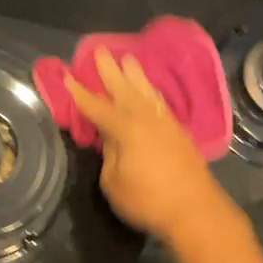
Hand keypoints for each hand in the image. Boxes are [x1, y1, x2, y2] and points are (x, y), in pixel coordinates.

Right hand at [65, 49, 235, 243]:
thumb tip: (111, 141)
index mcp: (126, 128)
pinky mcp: (180, 134)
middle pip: (124, 90)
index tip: (67, 76)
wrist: (195, 211)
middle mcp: (146, 119)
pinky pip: (160, 104)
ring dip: (135, 77)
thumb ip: (109, 156)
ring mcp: (166, 124)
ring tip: (128, 60)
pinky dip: (152, 93)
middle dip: (110, 72)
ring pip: (147, 93)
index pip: (97, 107)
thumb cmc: (147, 201)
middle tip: (100, 51)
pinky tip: (150, 92)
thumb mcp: (114, 183)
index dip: (80, 93)